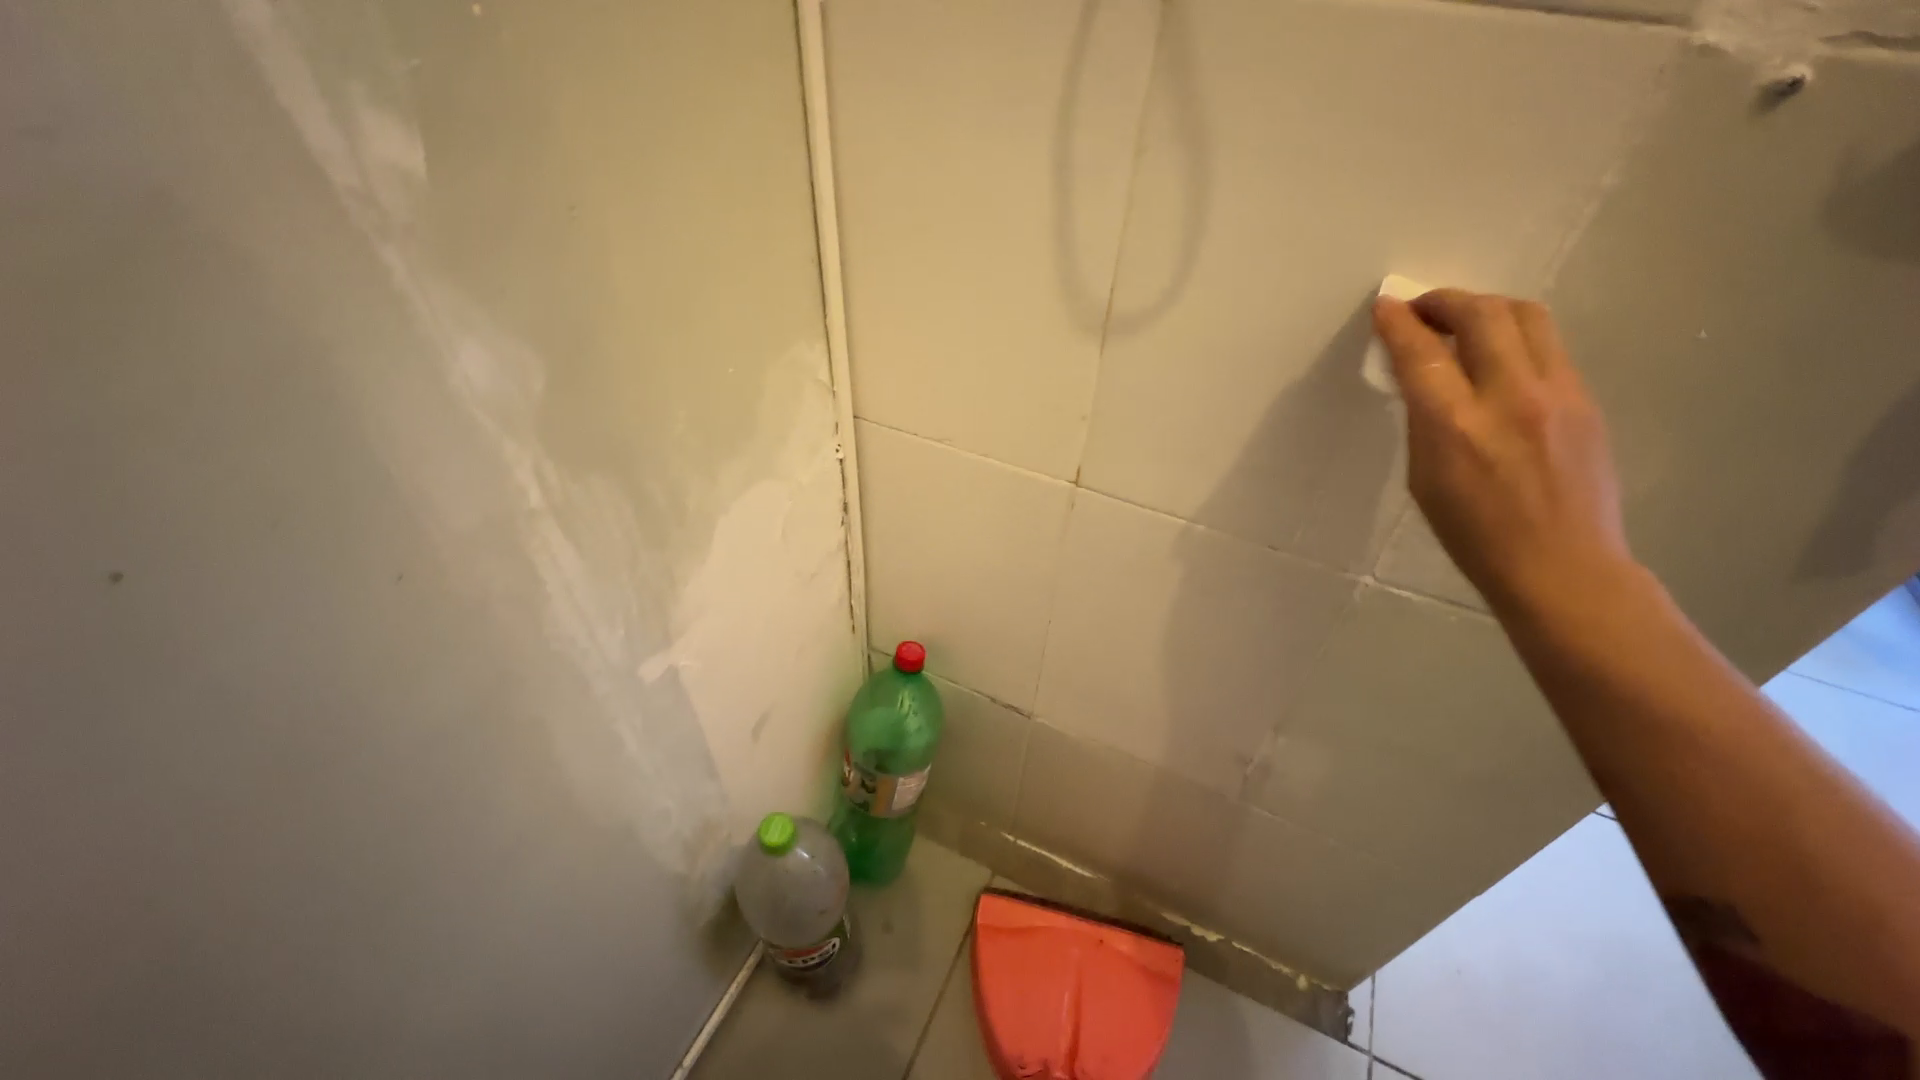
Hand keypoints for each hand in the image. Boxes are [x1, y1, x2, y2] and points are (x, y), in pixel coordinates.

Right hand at [1372, 289, 1637, 615]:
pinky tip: (1501, 358)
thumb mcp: (1425, 480)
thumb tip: (1423, 379)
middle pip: (1481, 314)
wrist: (1563, 566)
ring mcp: (1558, 394)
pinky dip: (1516, 337)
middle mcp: (1509, 397)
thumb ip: (1425, 422)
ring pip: (1526, 316)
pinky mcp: (1586, 399)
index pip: (1422, 353)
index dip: (1399, 322)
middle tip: (1423, 307)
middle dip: (1445, 300)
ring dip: (1487, 308)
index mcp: (1456, 426)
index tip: (1386, 306)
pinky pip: (1548, 347)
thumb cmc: (1475, 536)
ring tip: (1464, 321)